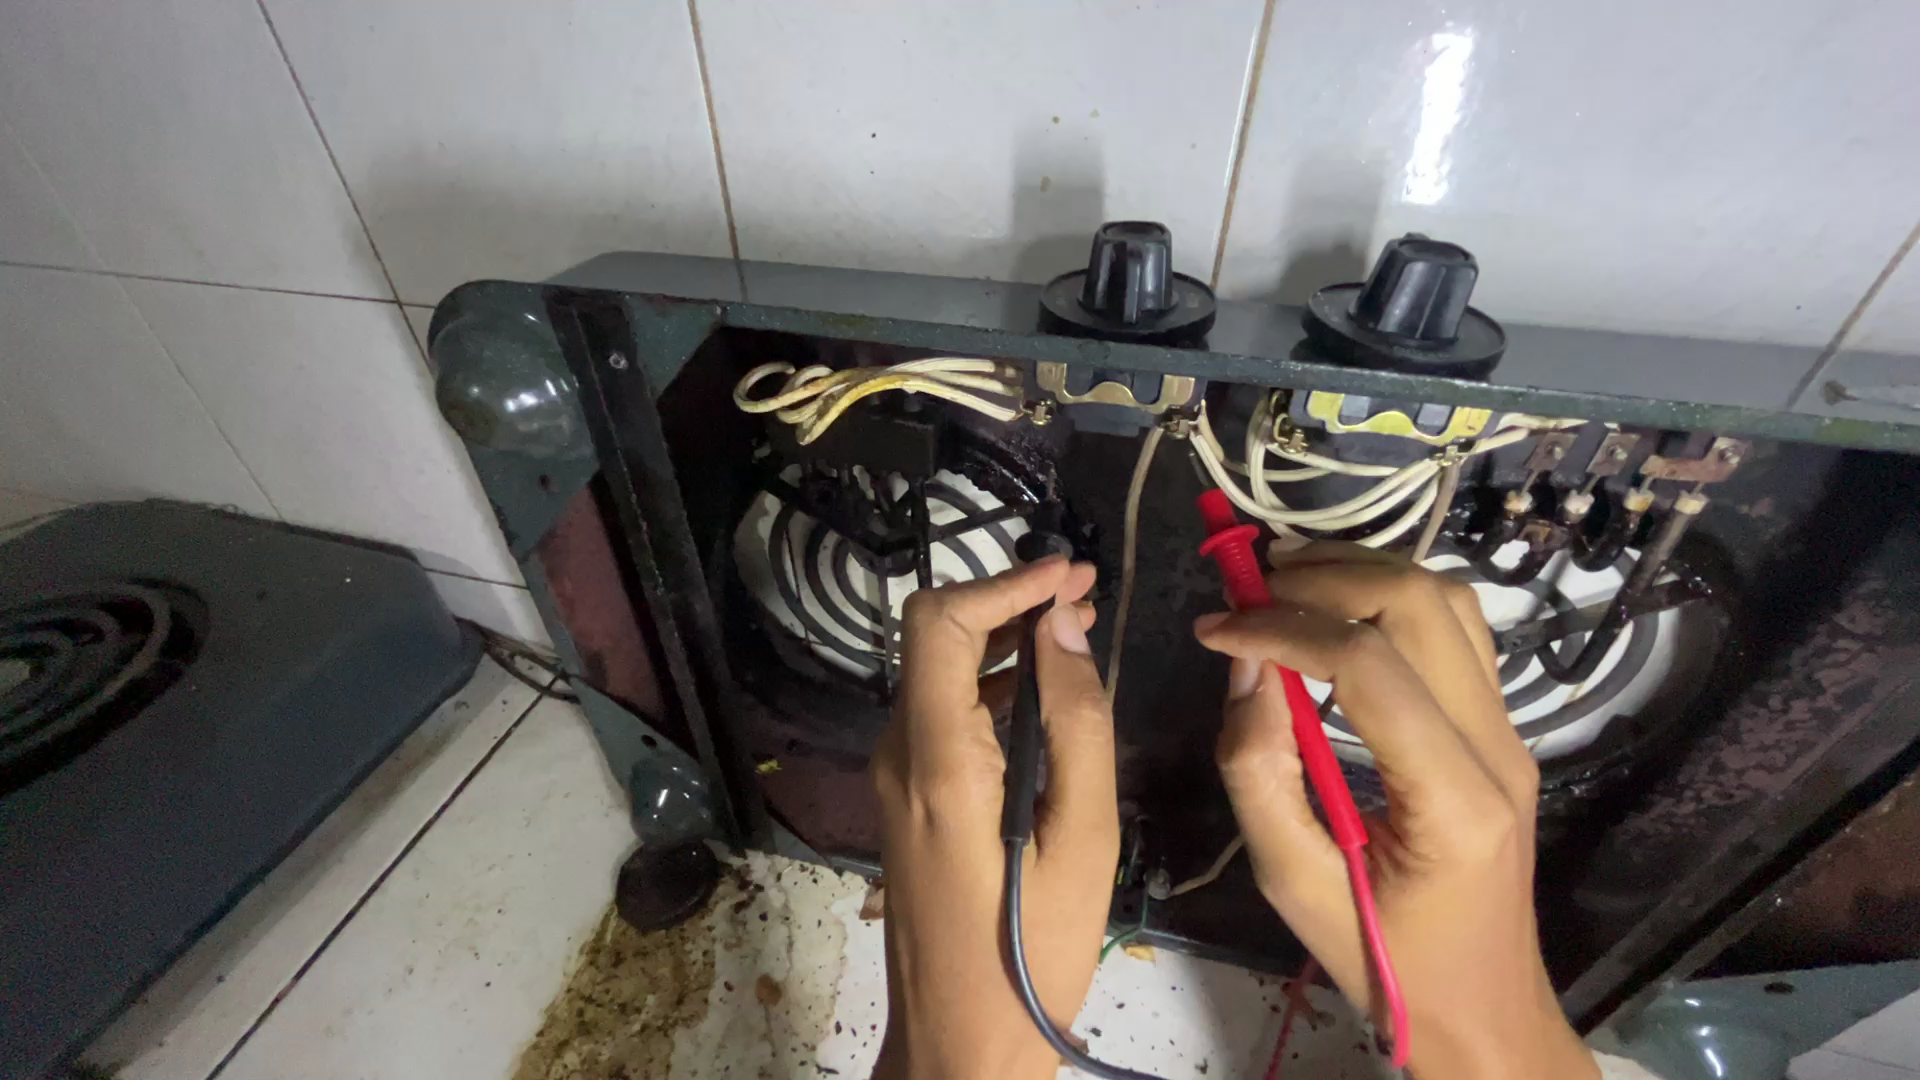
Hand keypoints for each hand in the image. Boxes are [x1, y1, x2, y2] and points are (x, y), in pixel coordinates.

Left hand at [870, 556, 1116, 1079]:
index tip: (1068, 573)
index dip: (1002, 583)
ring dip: (1005, 638)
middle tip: (1084, 591)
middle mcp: (900, 748)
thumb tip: (1063, 626)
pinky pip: (945, 709)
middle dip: (1008, 600)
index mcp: (938, 757)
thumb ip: (1076, 721)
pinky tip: (1045, 688)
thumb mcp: (1081, 836)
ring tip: (1076, 627)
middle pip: (937, 635)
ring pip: (942, 668)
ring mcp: (897, 768)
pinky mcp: (908, 788)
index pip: (940, 624)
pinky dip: (992, 681)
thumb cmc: (1031, 951)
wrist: (957, 1040)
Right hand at [1193, 543, 1598, 1079]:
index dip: (1279, 628)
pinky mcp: (1496, 723)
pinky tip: (1330, 607)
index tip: (1214, 630)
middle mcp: (1497, 745)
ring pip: (1445, 598)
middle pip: (1418, 604)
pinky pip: (1450, 625)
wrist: (1484, 1006)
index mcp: (1452, 797)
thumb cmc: (1382, 955)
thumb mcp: (1291, 879)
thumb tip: (1246, 667)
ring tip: (1281, 580)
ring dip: (1357, 571)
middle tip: (1246, 589)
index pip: (1366, 663)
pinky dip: (1384, 593)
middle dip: (1320, 579)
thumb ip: (1258, 771)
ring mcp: (1508, 728)